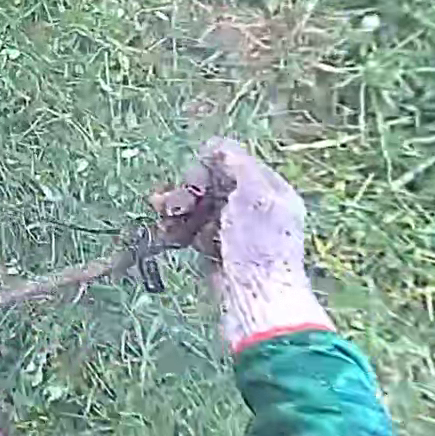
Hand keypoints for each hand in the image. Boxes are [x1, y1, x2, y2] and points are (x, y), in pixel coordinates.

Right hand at [150, 137, 333, 353]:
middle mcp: (251, 204)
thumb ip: (238, 165)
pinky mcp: (211, 242)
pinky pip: (186, 223)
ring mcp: (230, 224)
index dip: (205, 166)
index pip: (228, 161)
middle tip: (175, 205)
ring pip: (191, 202)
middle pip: (205, 181)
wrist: (253, 292)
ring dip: (173, 207)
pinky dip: (173, 225)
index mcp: (268, 190)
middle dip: (184, 189)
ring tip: (166, 219)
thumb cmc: (259, 244)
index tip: (194, 182)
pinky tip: (167, 231)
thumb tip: (216, 143)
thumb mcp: (255, 197)